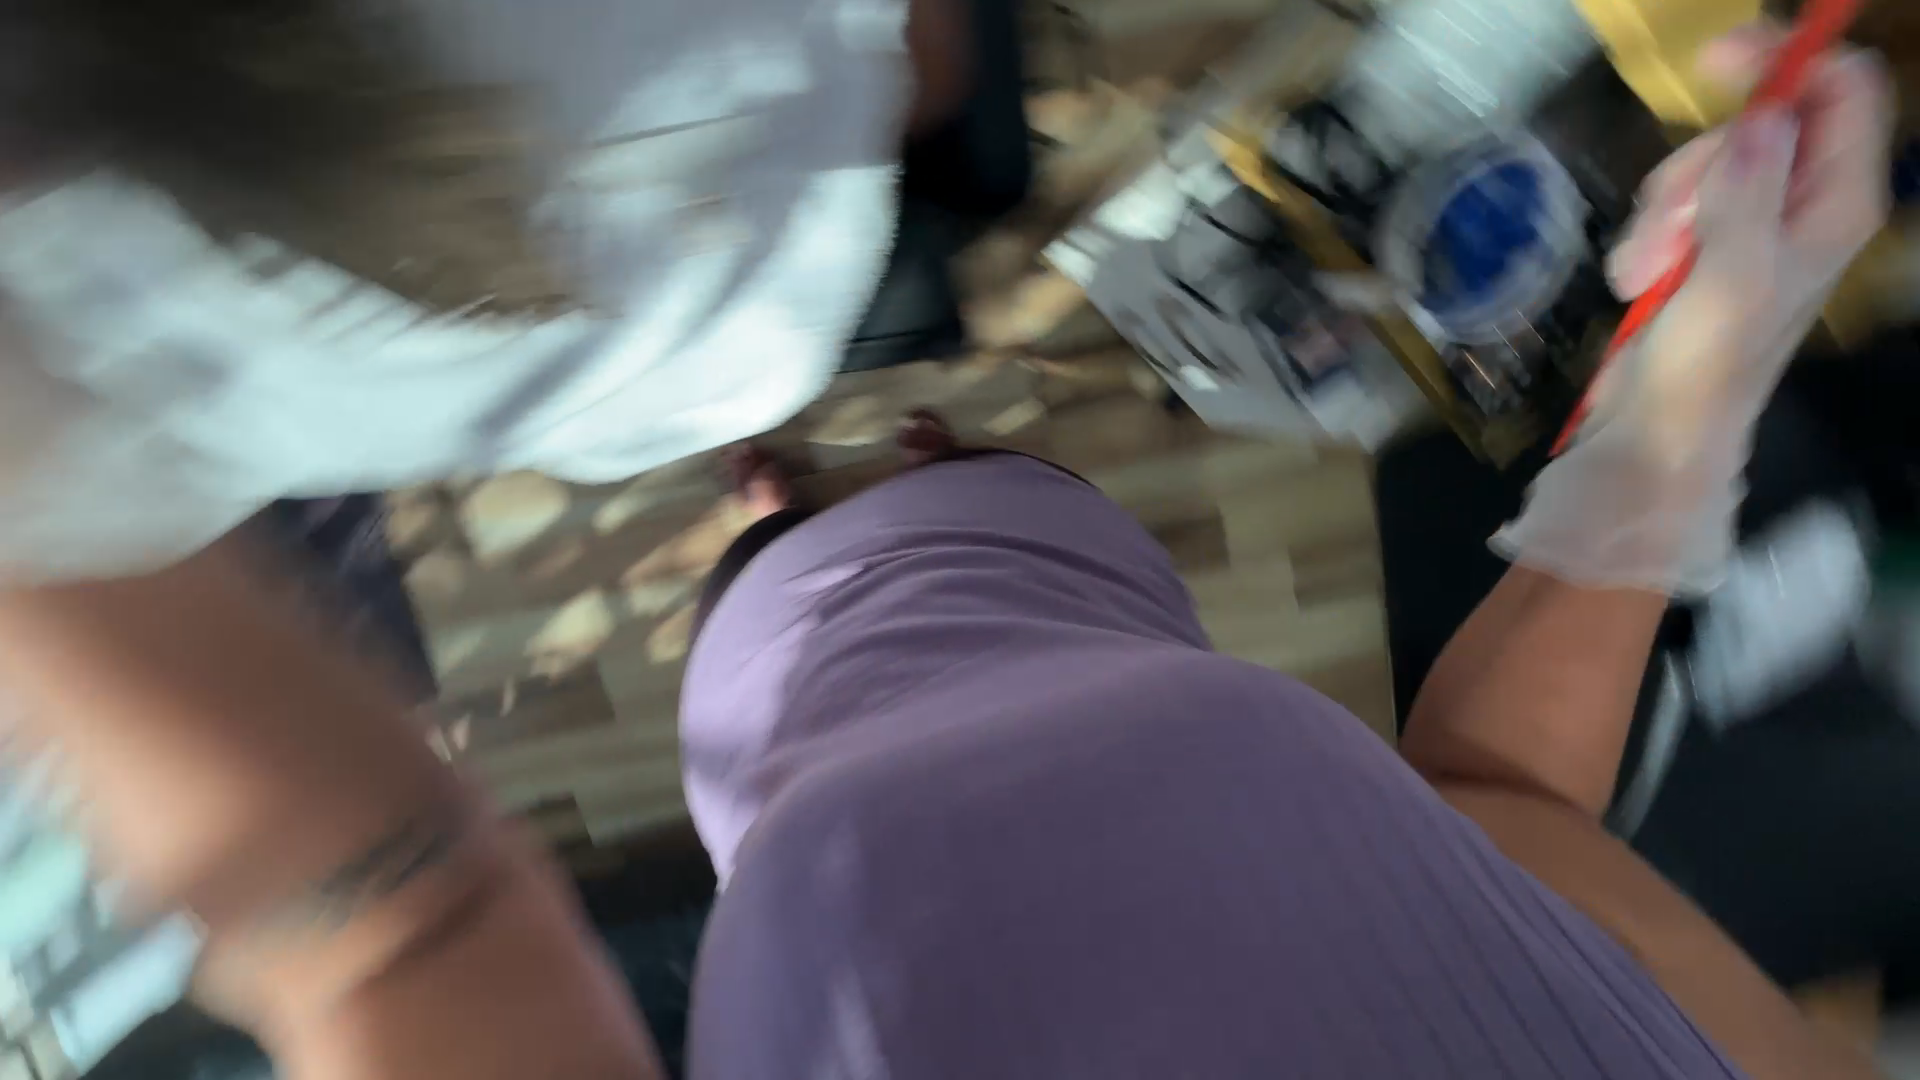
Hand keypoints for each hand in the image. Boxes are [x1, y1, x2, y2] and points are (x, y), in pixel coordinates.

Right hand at [1605, 28, 1893, 464]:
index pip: (1838, 95)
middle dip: (1692, 172)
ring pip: (1696, 177)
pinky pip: (1662, 218)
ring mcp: (1740, 233)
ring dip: (1656, 218)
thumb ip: (1747, 196)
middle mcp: (1794, 208)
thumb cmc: (1703, 364)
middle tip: (1668, 224)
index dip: (1785, 65)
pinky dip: (1638, 246)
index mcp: (1833, 203)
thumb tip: (1757, 120)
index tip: (1714, 58)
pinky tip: (1636, 283)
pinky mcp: (1692, 257)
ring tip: (1646, 272)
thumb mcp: (1730, 278)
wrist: (1655, 428)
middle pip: (1748, 134)